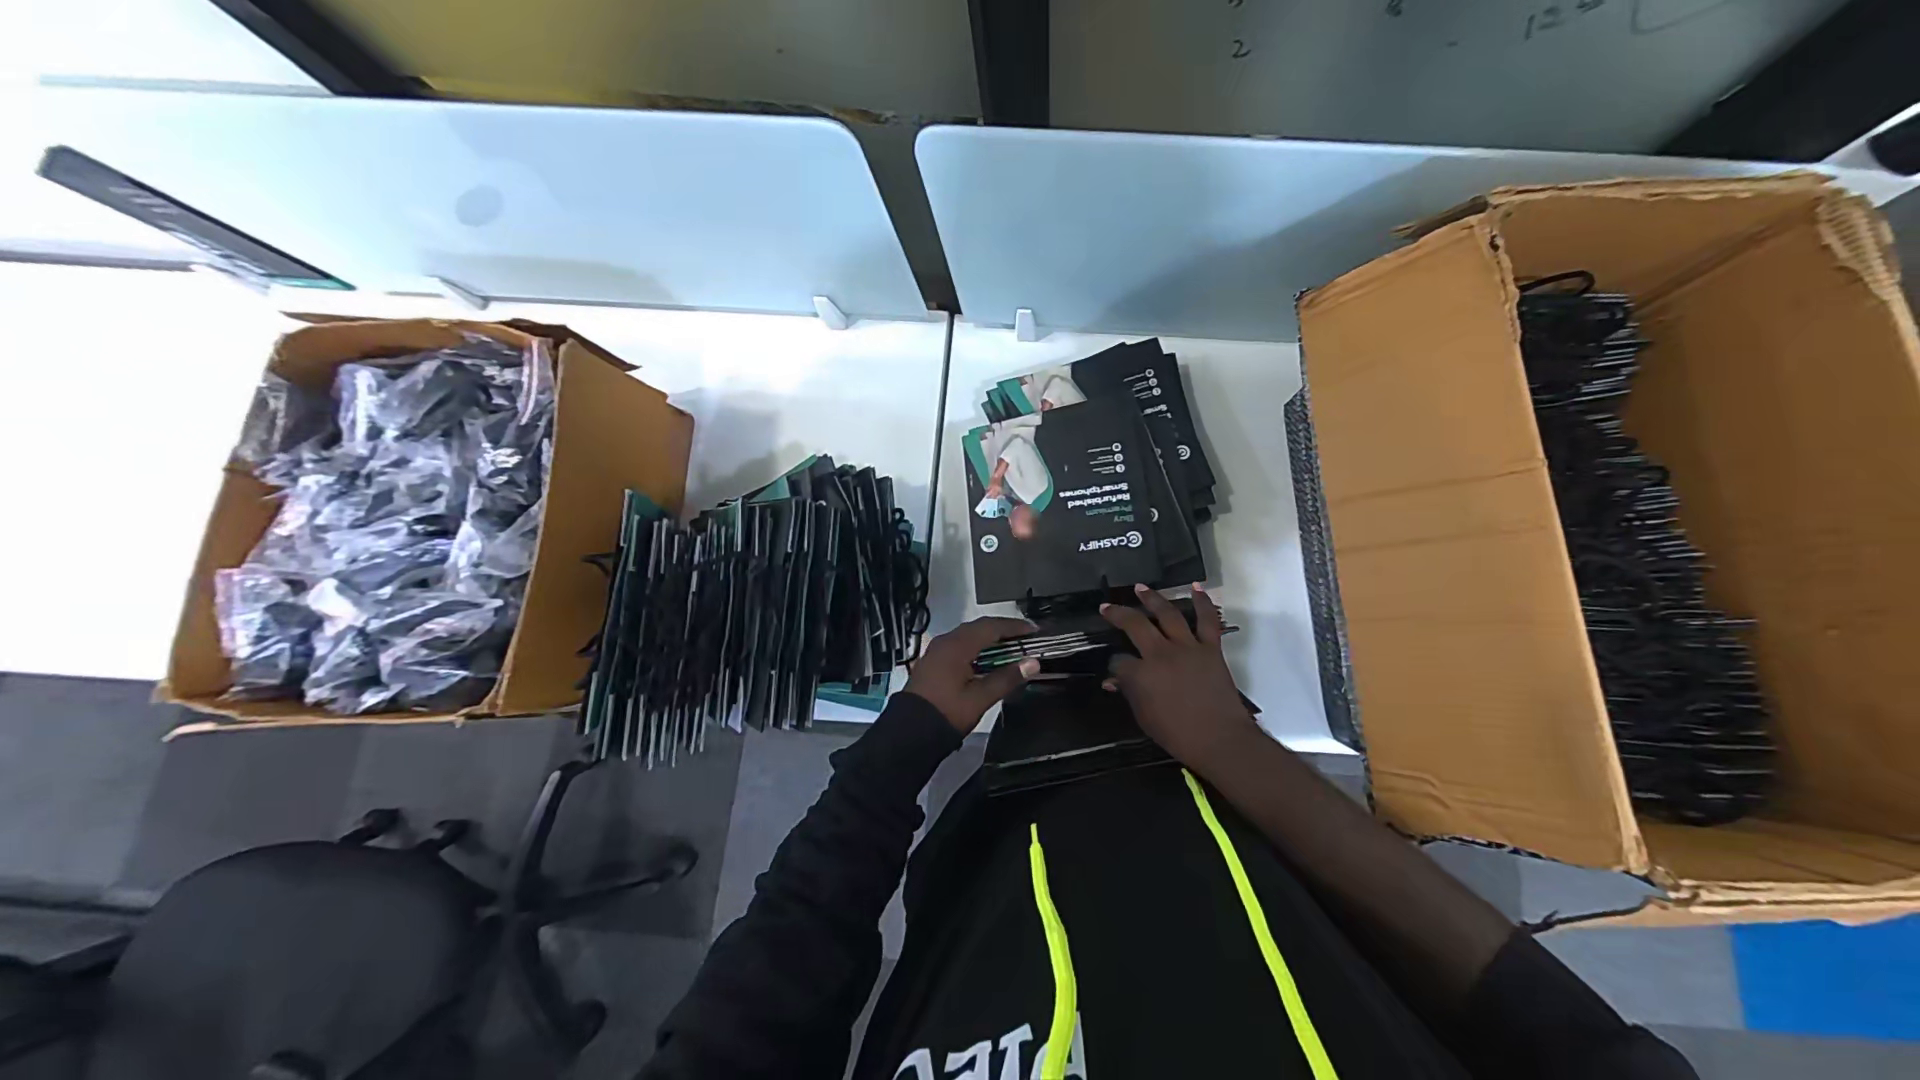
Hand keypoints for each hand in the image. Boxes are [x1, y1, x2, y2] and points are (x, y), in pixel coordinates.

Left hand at [905, 616, 1040, 733]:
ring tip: (1011, 649)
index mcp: (956, 645)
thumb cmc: (947, 712)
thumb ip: (1007, 678)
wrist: (909, 732)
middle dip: (1003, 631)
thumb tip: (1033, 662)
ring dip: (989, 640)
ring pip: (968, 636)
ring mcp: (936, 651)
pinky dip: (977, 649)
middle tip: (1025, 639)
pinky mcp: (933, 662)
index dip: (1014, 627)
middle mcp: (945, 642)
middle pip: (978, 628)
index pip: (991, 627)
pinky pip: (959, 646)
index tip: (1034, 631)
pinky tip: (988, 661)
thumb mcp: (980, 698)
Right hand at [1103, 583, 1258, 766]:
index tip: (1114, 670)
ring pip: (1168, 614)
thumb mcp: (1144, 717)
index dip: (1114, 665)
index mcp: (1141, 674)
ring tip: (1140, 588)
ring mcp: (1188, 647)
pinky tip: (1195, 587)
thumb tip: (1113, 681)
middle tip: (1107, 607)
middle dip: (1118, 614)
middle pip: (1135, 625)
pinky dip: (1202, 602)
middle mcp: (1161, 654)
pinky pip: (1207, 620)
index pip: (1119, 661)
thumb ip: (1129, 693)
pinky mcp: (1210, 648)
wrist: (1220, 739)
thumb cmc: (1178, 734)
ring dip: (1152, 598)